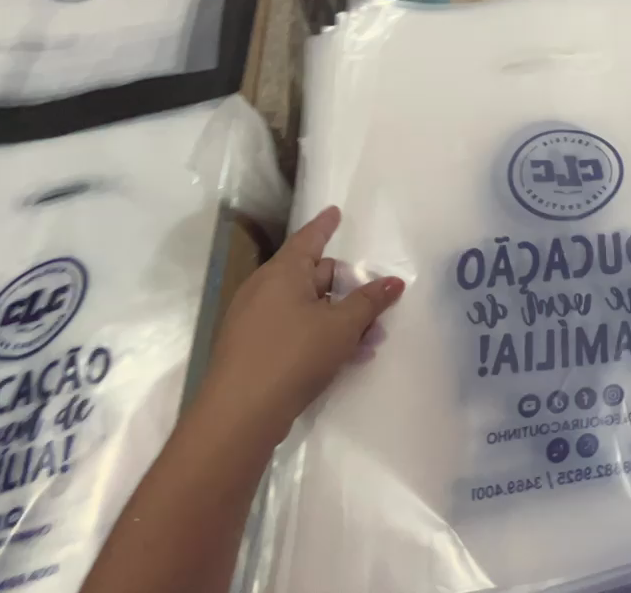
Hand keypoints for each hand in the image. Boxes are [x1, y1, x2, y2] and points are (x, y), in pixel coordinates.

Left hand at [196, 206, 404, 439]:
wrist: (238, 417)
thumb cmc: (293, 356)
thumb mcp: (342, 325)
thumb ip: (370, 301)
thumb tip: (392, 282)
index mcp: (282, 274)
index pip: (309, 239)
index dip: (325, 226)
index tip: (335, 212)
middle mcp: (264, 291)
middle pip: (314, 276)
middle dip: (348, 288)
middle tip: (377, 301)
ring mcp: (254, 322)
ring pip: (307, 308)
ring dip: (340, 319)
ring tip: (370, 338)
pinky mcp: (253, 351)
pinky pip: (295, 331)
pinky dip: (321, 336)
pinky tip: (347, 356)